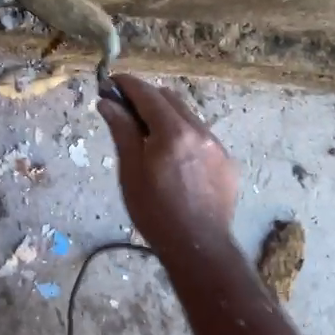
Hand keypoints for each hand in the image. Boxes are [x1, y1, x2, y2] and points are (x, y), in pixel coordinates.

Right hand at [99, 74, 239, 254]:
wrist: (199, 250)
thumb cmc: (156, 211)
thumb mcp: (130, 170)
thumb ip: (121, 130)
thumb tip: (107, 102)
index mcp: (173, 131)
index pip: (146, 92)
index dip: (126, 84)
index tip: (109, 84)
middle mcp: (199, 131)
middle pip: (169, 98)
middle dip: (146, 97)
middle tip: (125, 111)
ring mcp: (217, 146)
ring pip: (186, 115)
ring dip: (165, 115)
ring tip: (149, 136)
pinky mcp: (227, 162)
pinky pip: (201, 135)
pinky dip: (183, 134)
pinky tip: (174, 157)